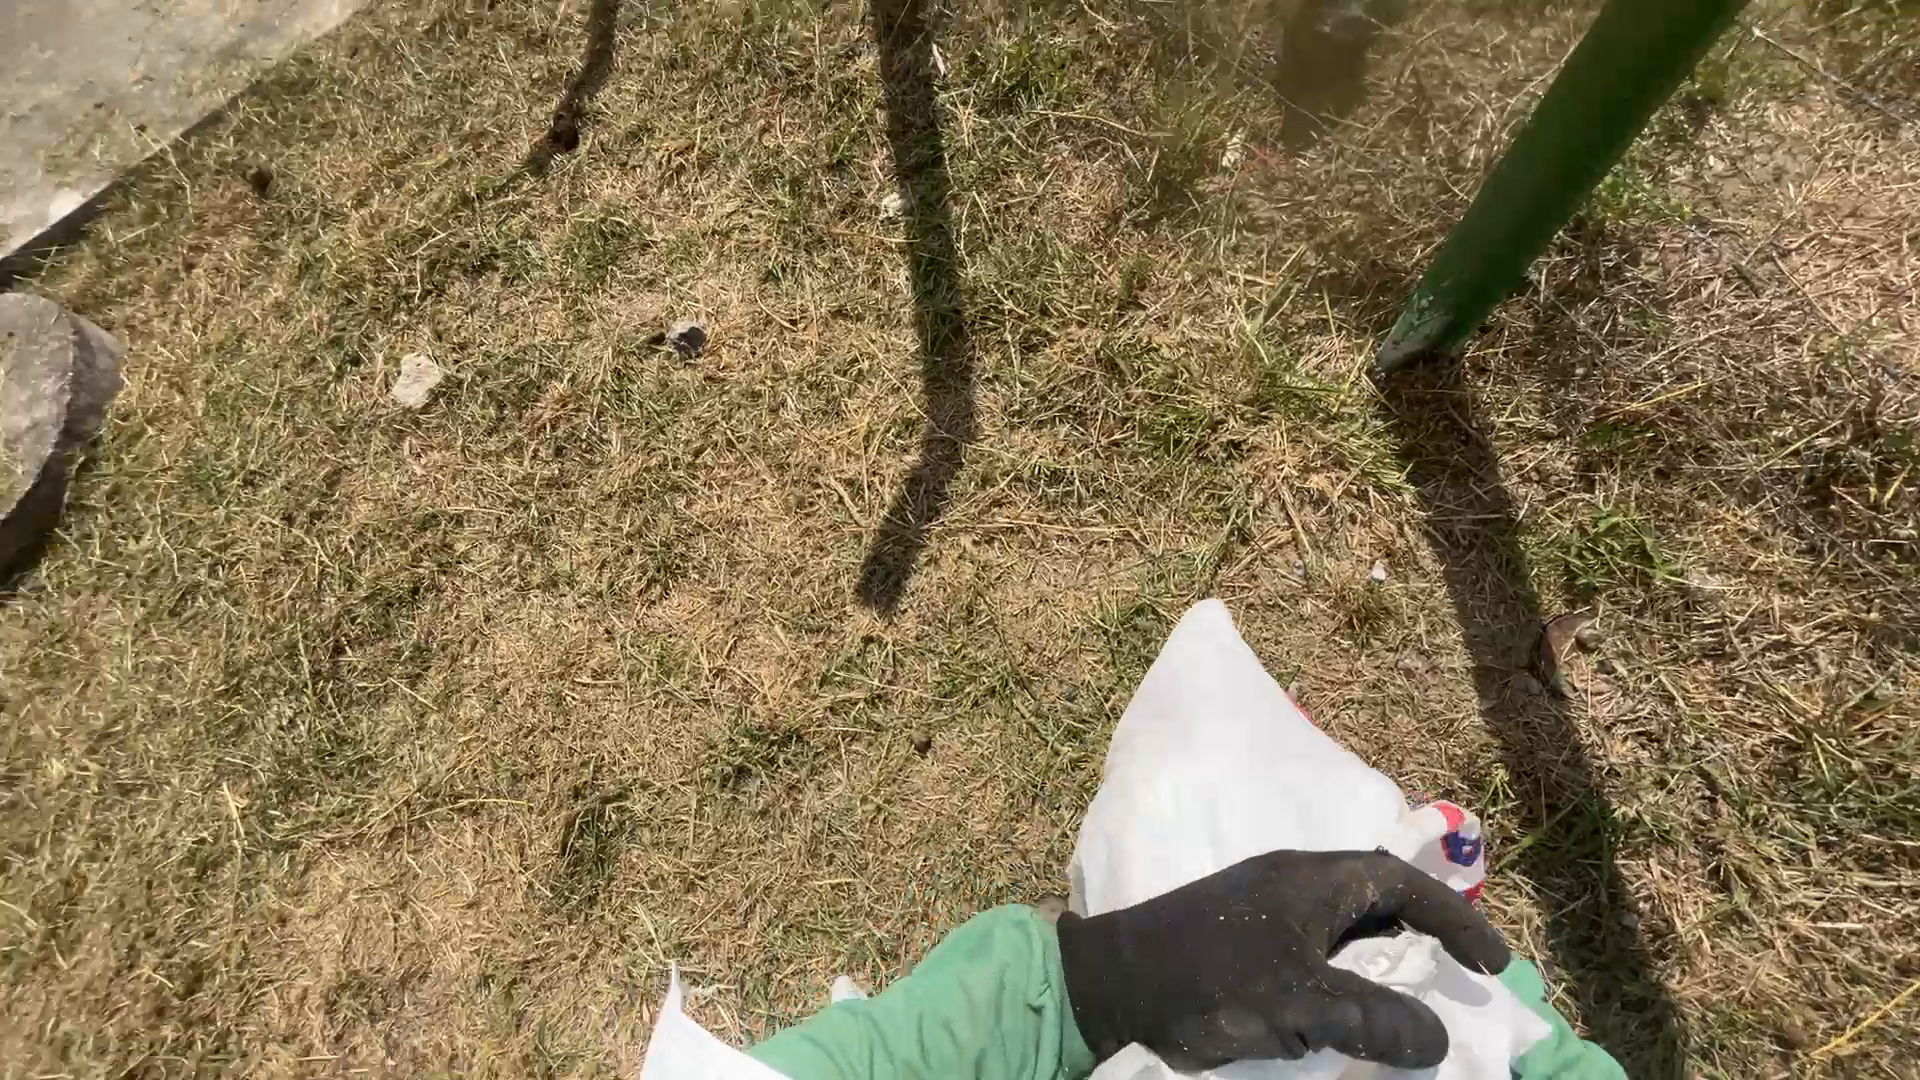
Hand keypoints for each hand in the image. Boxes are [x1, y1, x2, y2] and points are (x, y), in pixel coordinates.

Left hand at [1055, 849, 1510, 1070]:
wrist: (1117, 981)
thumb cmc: (1206, 983)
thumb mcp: (1296, 1005)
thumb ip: (1371, 1018)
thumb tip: (1440, 1034)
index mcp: (1305, 880)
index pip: (1394, 882)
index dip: (1450, 914)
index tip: (1494, 962)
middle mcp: (1288, 881)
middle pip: (1372, 891)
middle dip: (1423, 926)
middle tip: (1463, 973)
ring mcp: (1263, 904)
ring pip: (1343, 917)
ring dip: (1385, 947)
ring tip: (1421, 990)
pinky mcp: (1245, 931)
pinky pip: (1315, 939)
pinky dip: (1348, 965)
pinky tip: (1356, 1000)